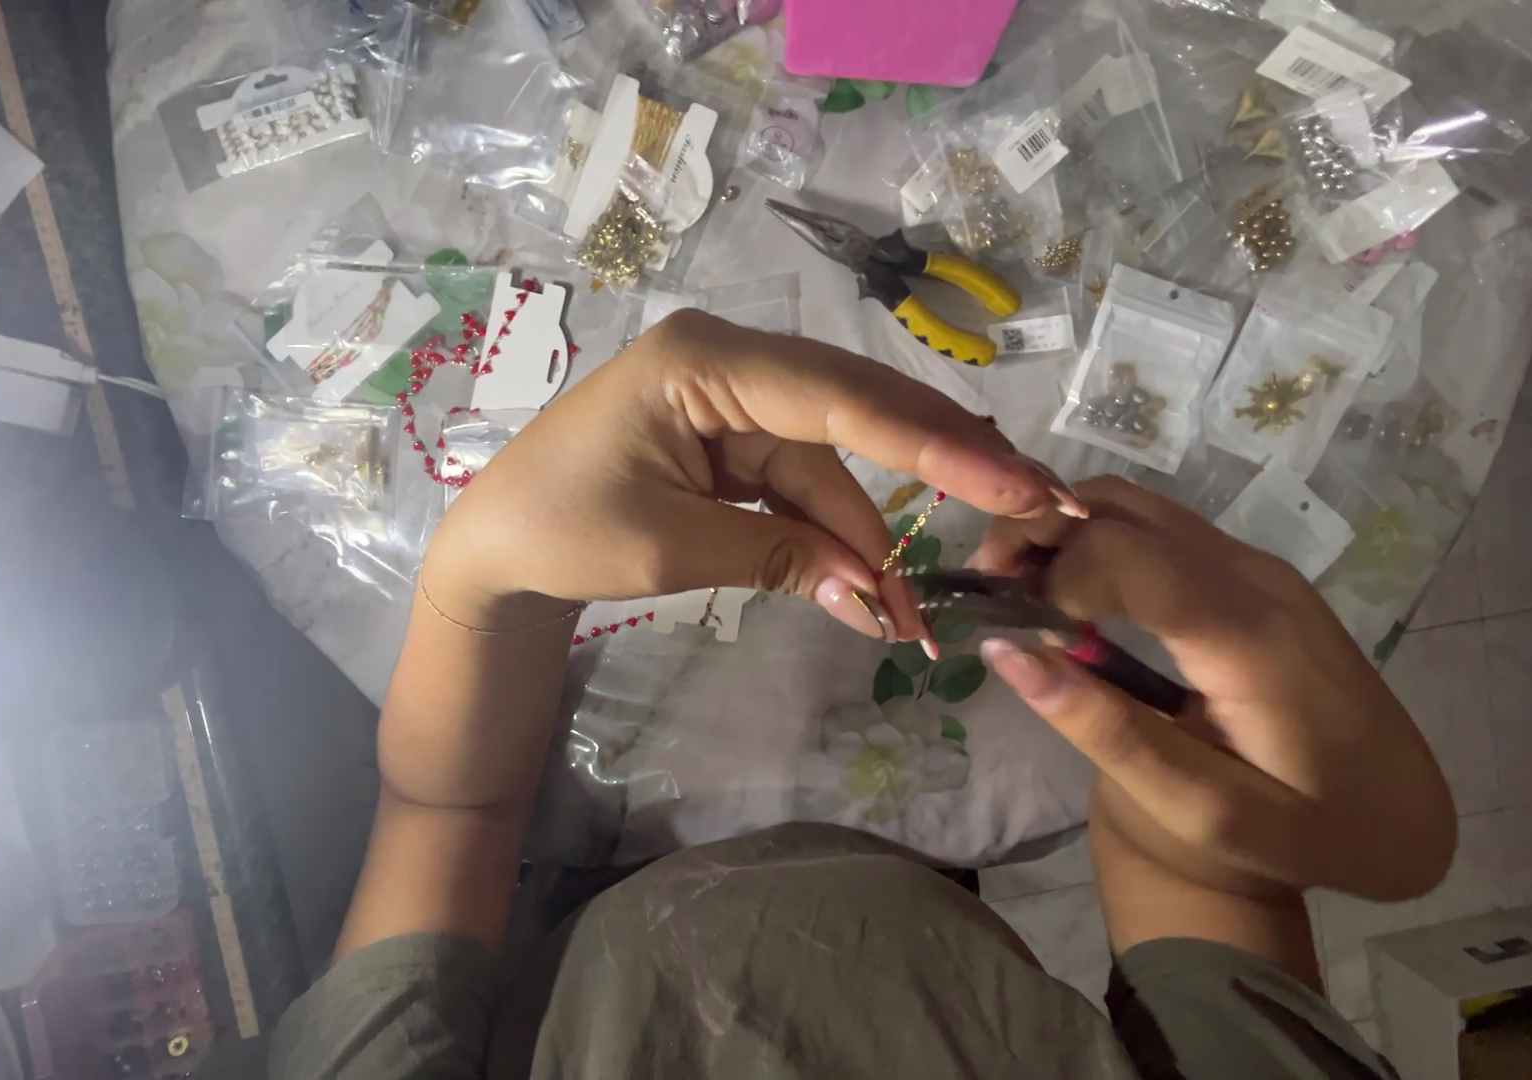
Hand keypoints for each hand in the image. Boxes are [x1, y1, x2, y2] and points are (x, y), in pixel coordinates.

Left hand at [419, 310, 1085, 636]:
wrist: (500, 543)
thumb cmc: (561, 530)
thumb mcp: (672, 547)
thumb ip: (782, 557)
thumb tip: (877, 598)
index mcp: (704, 360)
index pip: (839, 398)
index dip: (932, 446)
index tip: (1014, 482)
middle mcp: (731, 363)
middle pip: (854, 413)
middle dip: (935, 471)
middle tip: (1031, 506)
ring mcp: (735, 401)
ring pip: (833, 462)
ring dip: (872, 535)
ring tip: (911, 612)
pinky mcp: (733, 439)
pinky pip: (801, 483)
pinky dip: (834, 536)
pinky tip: (867, 583)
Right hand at [973, 476, 1454, 901]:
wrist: (1385, 818)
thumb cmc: (1294, 829)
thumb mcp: (1195, 806)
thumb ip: (1100, 728)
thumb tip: (1001, 649)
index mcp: (1249, 634)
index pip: (1121, 555)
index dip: (1049, 577)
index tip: (1020, 629)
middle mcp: (1255, 576)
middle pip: (1118, 509)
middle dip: (1034, 532)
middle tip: (989, 588)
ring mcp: (1255, 566)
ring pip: (1130, 505)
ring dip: (1057, 530)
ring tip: (1015, 585)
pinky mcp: (1245, 572)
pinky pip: (1151, 526)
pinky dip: (1088, 539)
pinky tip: (1064, 587)